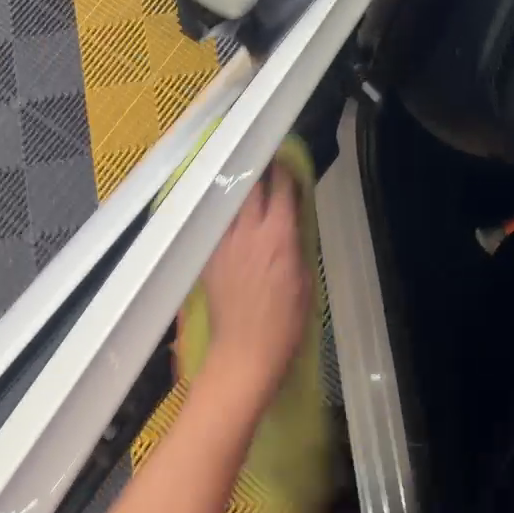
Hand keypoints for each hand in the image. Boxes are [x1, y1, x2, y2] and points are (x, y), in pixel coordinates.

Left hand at [198, 163, 309, 397]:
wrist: (245, 352)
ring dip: (238, 188)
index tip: (286, 161)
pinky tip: (225, 210)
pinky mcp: (208, 257)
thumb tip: (294, 224)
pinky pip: (215, 224)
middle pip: (250, 187)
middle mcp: (248, 232)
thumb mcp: (305, 281)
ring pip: (228, 202)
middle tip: (263, 162)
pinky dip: (222, 212)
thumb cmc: (285, 323)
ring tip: (242, 179)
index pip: (281, 190)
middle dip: (258, 170)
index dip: (285, 172)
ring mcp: (224, 243)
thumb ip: (297, 246)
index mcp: (279, 237)